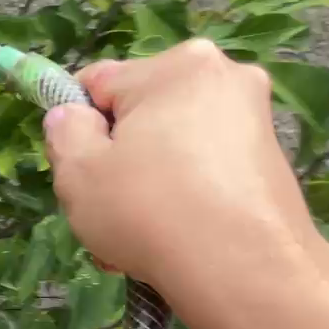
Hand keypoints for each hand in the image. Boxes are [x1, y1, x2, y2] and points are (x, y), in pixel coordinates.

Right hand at [43, 40, 328, 328]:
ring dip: (137, 183)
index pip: (97, 81)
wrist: (236, 261)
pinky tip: (161, 234)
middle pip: (136, 113)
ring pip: (164, 144)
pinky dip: (173, 194)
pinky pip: (196, 165)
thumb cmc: (144, 209)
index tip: (69, 165)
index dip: (72, 123)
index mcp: (173, 67)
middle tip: (97, 205)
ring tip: (127, 232)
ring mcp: (250, 113)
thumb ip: (64, 133)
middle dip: (111, 156)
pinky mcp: (264, 152)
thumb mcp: (77, 172)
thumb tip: (67, 115)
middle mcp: (222, 74)